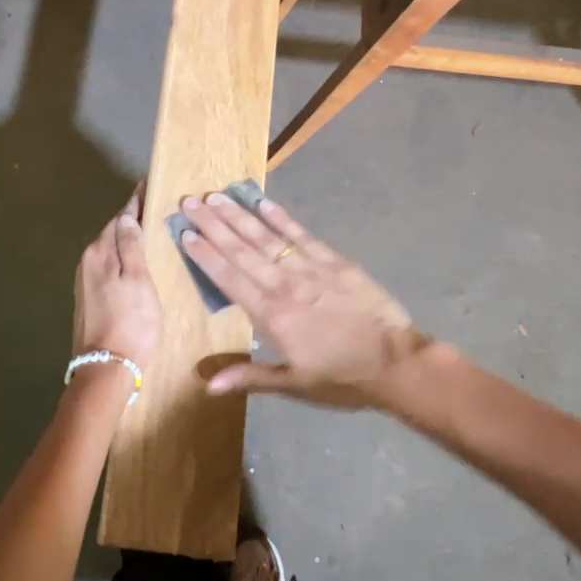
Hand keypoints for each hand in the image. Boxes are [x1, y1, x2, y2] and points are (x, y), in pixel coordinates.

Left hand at [72, 189, 161, 369]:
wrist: (107, 368)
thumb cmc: (131, 322)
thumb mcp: (138, 280)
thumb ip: (131, 246)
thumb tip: (126, 216)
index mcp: (100, 253)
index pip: (119, 218)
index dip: (134, 204)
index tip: (145, 186)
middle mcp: (87, 263)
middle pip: (111, 233)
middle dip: (128, 220)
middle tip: (151, 206)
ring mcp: (84, 283)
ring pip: (107, 251)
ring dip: (124, 239)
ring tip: (145, 230)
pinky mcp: (87, 300)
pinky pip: (105, 267)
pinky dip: (119, 258)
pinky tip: (132, 262)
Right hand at [178, 192, 429, 409]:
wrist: (395, 362)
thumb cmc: (342, 378)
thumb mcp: (293, 384)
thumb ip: (250, 377)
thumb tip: (208, 384)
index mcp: (271, 315)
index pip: (230, 278)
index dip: (205, 255)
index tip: (185, 233)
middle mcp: (285, 285)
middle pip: (241, 250)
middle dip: (213, 225)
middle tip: (190, 201)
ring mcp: (310, 268)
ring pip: (266, 237)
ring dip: (239, 216)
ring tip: (216, 196)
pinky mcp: (334, 260)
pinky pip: (301, 234)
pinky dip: (281, 218)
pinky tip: (263, 202)